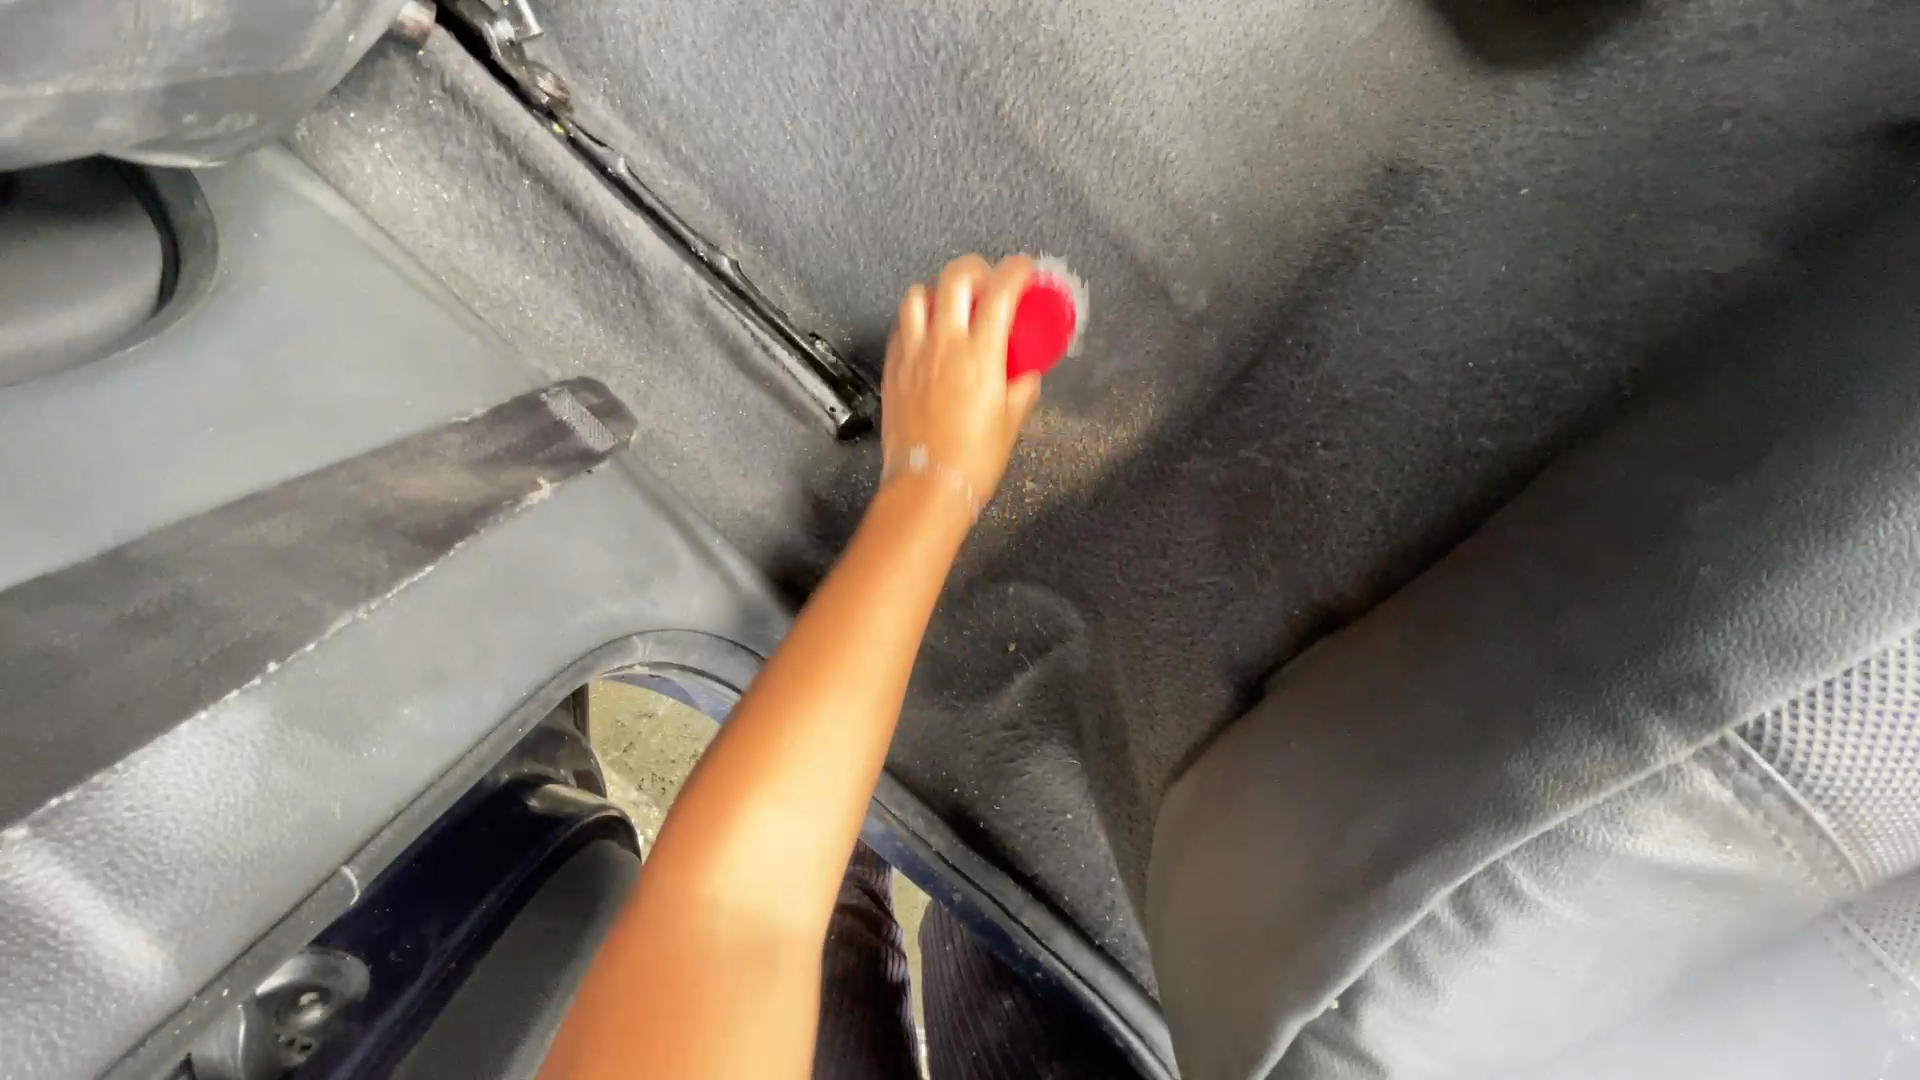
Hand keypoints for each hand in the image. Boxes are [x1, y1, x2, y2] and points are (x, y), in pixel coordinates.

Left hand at [882, 254, 1043, 511]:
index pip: (1001, 291)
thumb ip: (1021, 390)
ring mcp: (914, 356)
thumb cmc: (970, 461)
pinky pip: (901, 328)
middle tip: (989, 280)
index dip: (1017, 270)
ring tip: (952, 304)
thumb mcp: (1011, 423)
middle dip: (977, 268)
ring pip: (918, 295)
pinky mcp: (893, 371)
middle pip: (955, 277)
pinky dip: (916, 320)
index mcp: (981, 355)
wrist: (928, 486)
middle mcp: (944, 346)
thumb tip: (1026, 375)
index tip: (1025, 270)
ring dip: (939, 291)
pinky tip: (927, 336)